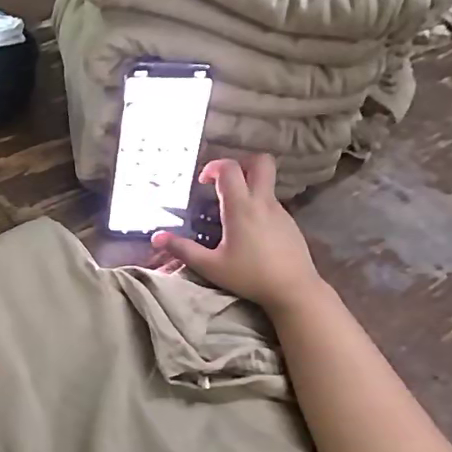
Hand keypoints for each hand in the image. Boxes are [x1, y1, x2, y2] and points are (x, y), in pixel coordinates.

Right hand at [152, 154, 328, 315]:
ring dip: (249, 186)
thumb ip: (183, 249)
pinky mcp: (290, 222)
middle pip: (261, 161)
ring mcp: (280, 210)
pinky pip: (272, 203)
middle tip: (225, 182)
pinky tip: (251, 232)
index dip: (213, 167)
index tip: (203, 182)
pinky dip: (259, 206)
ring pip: (266, 183)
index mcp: (241, 207)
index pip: (229, 168)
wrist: (294, 289)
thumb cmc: (250, 276)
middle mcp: (263, 202)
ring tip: (232, 212)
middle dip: (241, 163)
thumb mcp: (211, 266)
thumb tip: (156, 237)